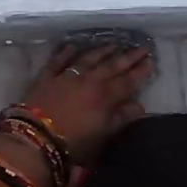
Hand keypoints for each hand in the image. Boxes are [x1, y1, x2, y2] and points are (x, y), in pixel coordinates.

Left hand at [15, 44, 153, 161]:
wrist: (35, 135)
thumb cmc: (73, 142)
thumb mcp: (103, 135)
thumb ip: (121, 118)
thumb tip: (139, 105)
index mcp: (105, 96)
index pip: (128, 82)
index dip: (141, 72)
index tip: (151, 60)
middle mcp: (89, 81)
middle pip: (112, 66)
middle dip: (128, 57)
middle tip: (141, 47)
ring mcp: (66, 76)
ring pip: (88, 59)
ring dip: (101, 51)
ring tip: (113, 44)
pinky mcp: (46, 77)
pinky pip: (58, 61)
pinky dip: (66, 52)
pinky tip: (72, 46)